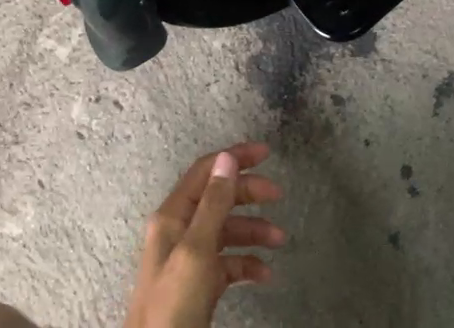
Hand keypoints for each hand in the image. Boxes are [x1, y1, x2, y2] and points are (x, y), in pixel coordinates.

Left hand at [124, 142, 285, 327]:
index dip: (234, 158)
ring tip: (279, 240)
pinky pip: (228, 263)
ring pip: (227, 231)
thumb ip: (213, 203)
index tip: (266, 153)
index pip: (205, 171)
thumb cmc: (174, 300)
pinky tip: (264, 274)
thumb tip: (226, 158)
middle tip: (278, 195)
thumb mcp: (196, 249)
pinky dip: (247, 264)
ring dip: (254, 231)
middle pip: (219, 199)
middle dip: (249, 194)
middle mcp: (180, 230)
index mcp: (173, 215)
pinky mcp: (200, 283)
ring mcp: (190, 257)